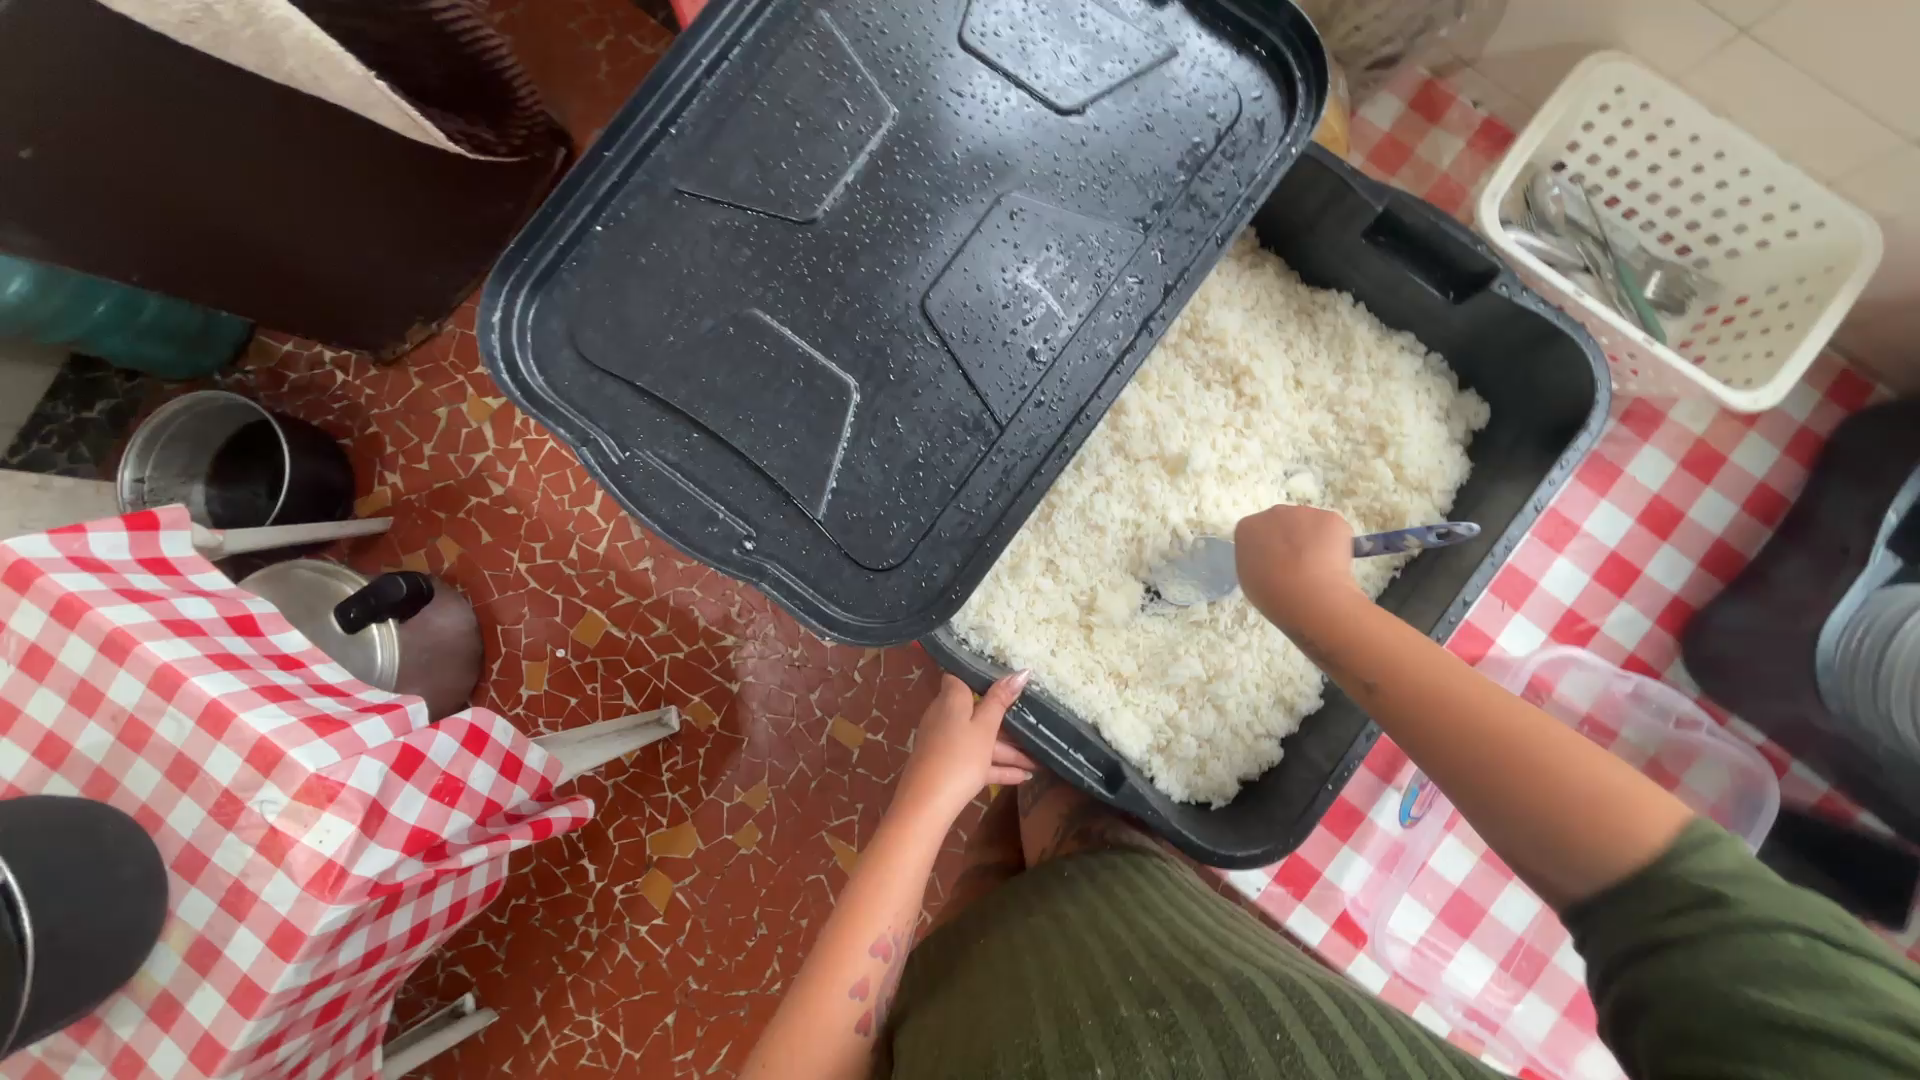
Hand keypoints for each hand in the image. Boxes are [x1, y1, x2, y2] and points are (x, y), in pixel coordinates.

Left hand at [893, 673, 1037, 825]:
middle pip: (977, 712)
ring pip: (980, 740)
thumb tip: (1021, 672)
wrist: (927, 804)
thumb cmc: (959, 756)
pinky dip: (997, 766)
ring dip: (1008, 750)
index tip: (1005, 679)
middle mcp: (945, 717)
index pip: (960, 678)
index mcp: (951, 700)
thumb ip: (1001, 700)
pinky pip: (976, 760)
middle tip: (1033, 722)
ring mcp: (946, 743)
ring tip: (1039, 760)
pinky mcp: (948, 766)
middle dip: (1006, 722)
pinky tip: (1023, 777)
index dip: (979, 676)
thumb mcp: (985, 726)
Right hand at [1234, 504, 1366, 629]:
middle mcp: (1273, 513)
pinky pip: (1332, 529)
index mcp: (1248, 528)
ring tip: (1318, 567)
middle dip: (1290, 539)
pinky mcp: (1330, 518)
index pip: (1256, 533)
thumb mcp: (1249, 578)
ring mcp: (1303, 512)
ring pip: (1309, 524)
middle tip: (1297, 565)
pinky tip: (1333, 564)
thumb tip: (1271, 559)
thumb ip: (1256, 560)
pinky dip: (1335, 543)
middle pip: (1282, 523)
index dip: (1267, 548)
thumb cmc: (1271, 592)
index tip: (1274, 564)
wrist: (1307, 594)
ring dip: (1312, 540)